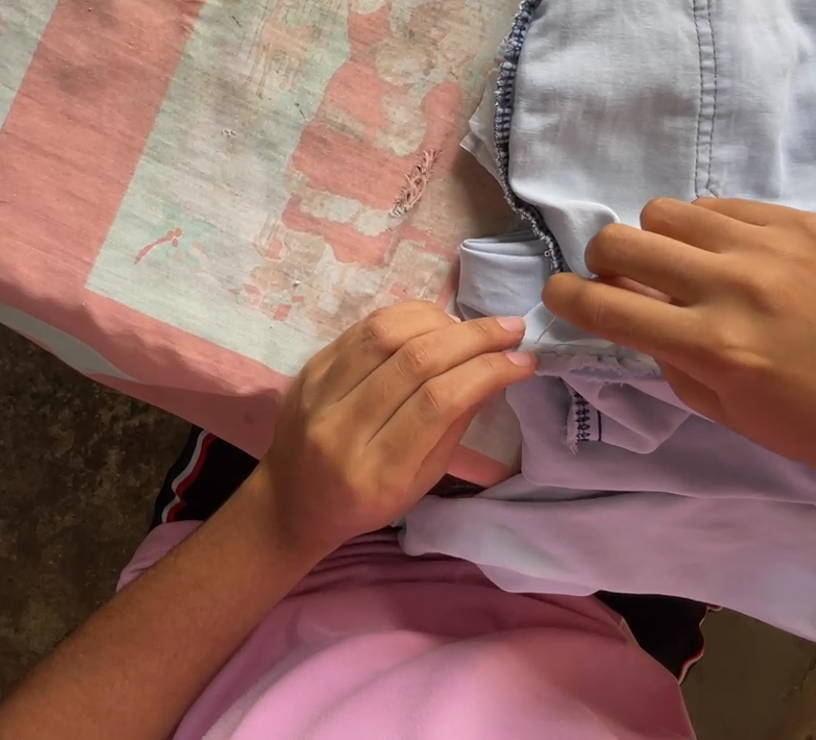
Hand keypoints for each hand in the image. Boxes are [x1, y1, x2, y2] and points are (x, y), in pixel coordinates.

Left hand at [239, 302, 535, 561]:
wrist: (293, 499)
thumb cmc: (367, 500)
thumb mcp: (421, 480)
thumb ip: (454, 425)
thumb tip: (497, 368)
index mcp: (377, 471)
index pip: (438, 403)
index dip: (486, 371)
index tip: (522, 359)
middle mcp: (342, 428)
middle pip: (414, 361)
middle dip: (472, 337)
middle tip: (509, 328)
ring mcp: (320, 392)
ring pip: (385, 334)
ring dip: (439, 319)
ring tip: (469, 326)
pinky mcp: (311, 367)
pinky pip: (363, 327)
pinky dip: (405, 315)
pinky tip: (433, 320)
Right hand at [541, 197, 815, 494]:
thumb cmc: (804, 426)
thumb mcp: (712, 401)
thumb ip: (658, 346)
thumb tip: (624, 301)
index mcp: (711, 345)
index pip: (603, 306)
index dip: (563, 296)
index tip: (559, 293)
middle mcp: (735, 286)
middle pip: (621, 240)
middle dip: (603, 261)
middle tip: (622, 279)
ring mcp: (773, 247)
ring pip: (666, 211)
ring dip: (658, 241)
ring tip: (685, 266)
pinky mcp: (804, 225)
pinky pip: (722, 206)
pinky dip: (710, 230)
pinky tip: (734, 258)